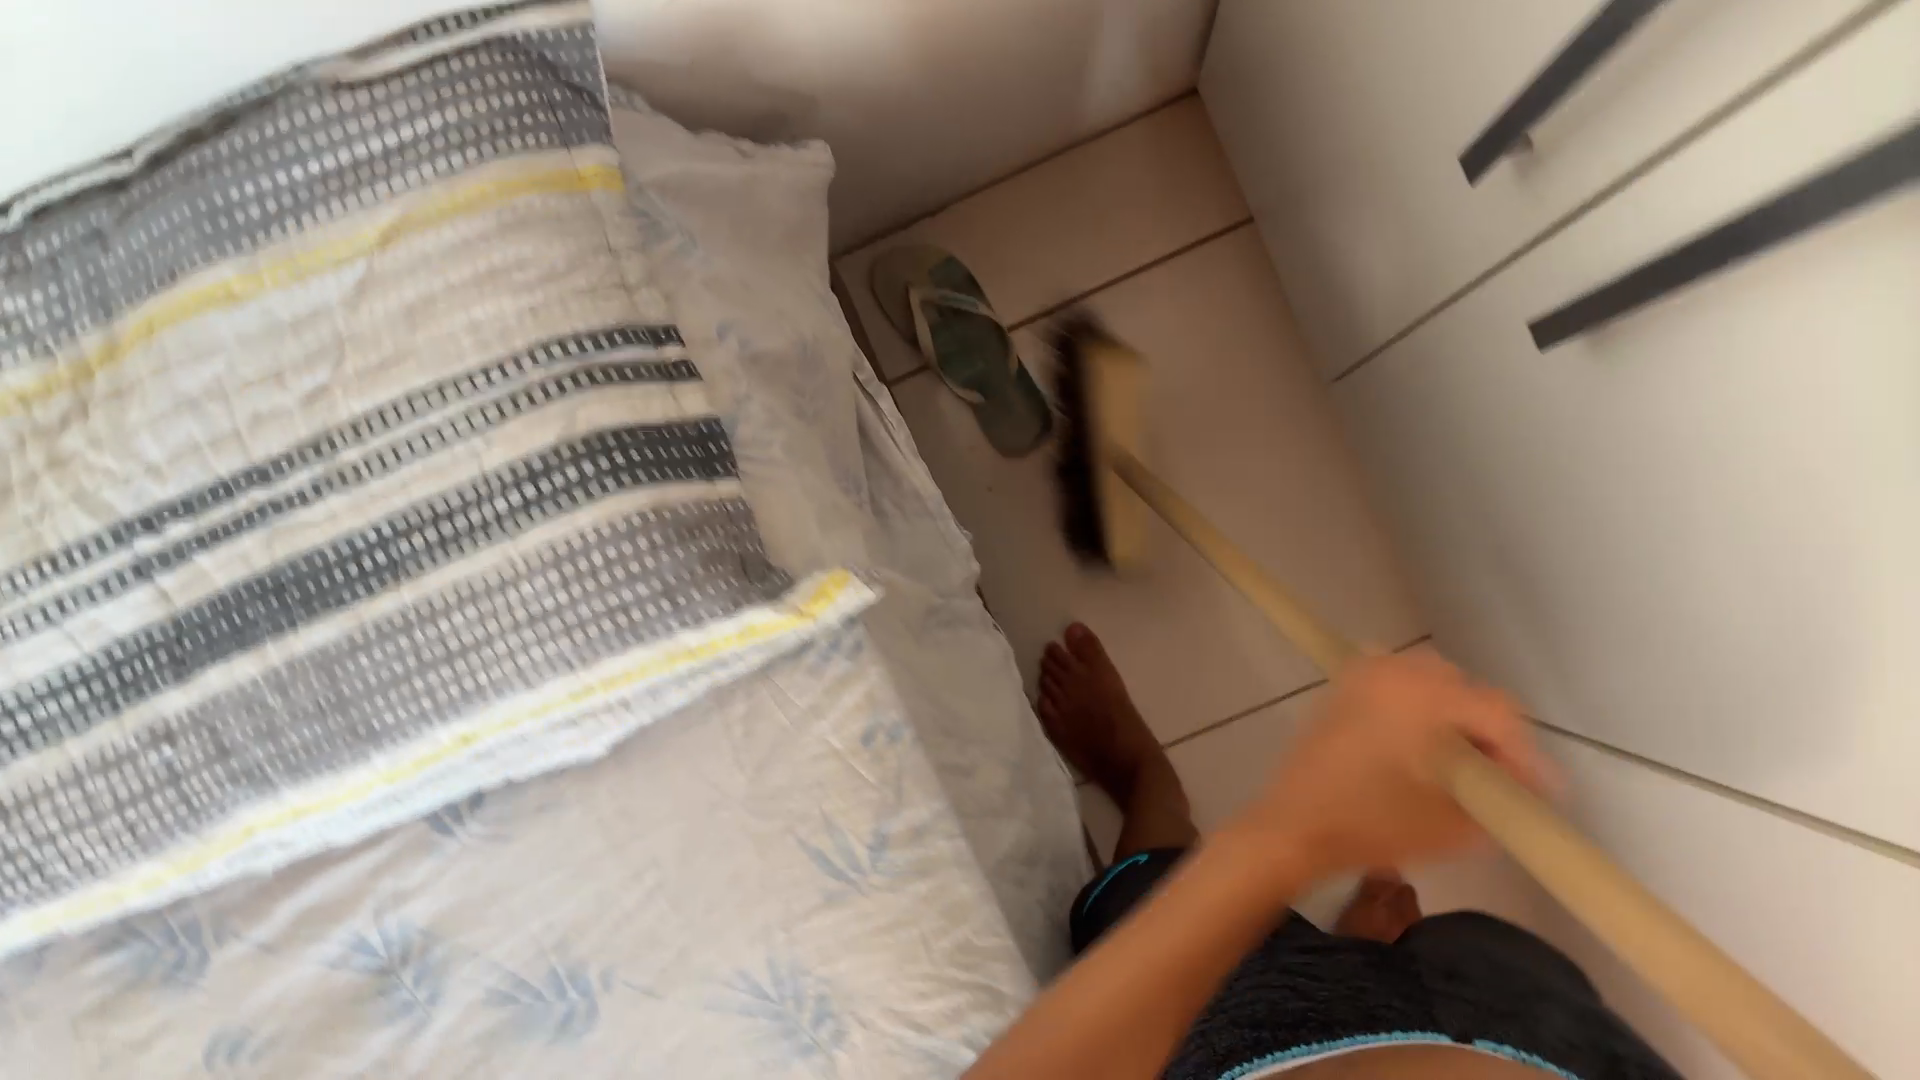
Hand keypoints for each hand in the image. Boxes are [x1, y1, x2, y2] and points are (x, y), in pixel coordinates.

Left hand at [1227, 651, 1552, 880]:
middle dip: (1487, 728)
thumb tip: (1521, 787)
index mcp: (1425, 698)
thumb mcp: (1452, 824)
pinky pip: (1391, 680)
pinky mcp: (1340, 690)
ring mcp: (1360, 677)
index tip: (1539, 793)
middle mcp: (1393, 673)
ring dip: (1450, 710)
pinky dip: (1412, 700)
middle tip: (1495, 774)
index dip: (1525, 754)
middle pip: (1465, 687)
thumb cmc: (1371, 825)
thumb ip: (1498, 800)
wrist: (1293, 825)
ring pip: (1428, 678)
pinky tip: (1416, 740)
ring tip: (1457, 759)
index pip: (1499, 712)